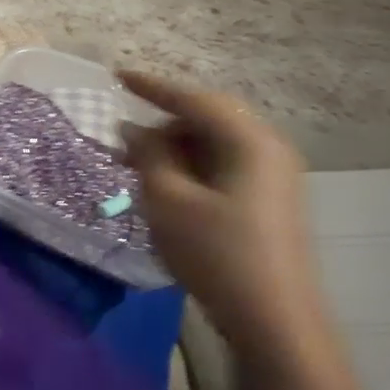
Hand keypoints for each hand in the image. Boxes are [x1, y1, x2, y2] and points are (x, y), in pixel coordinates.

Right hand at [118, 73, 319, 341]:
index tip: (116, 76)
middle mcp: (268, 149)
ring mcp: (272, 176)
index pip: (197, 100)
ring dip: (173, 145)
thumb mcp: (168, 201)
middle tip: (121, 128)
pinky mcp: (265, 200)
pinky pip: (221, 164)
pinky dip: (188, 164)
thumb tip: (135, 130)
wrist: (271, 313)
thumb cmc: (215, 252)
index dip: (154, 86)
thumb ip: (150, 157)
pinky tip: (162, 182)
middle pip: (210, 118)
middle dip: (163, 118)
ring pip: (215, 143)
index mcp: (250, 143)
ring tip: (133, 160)